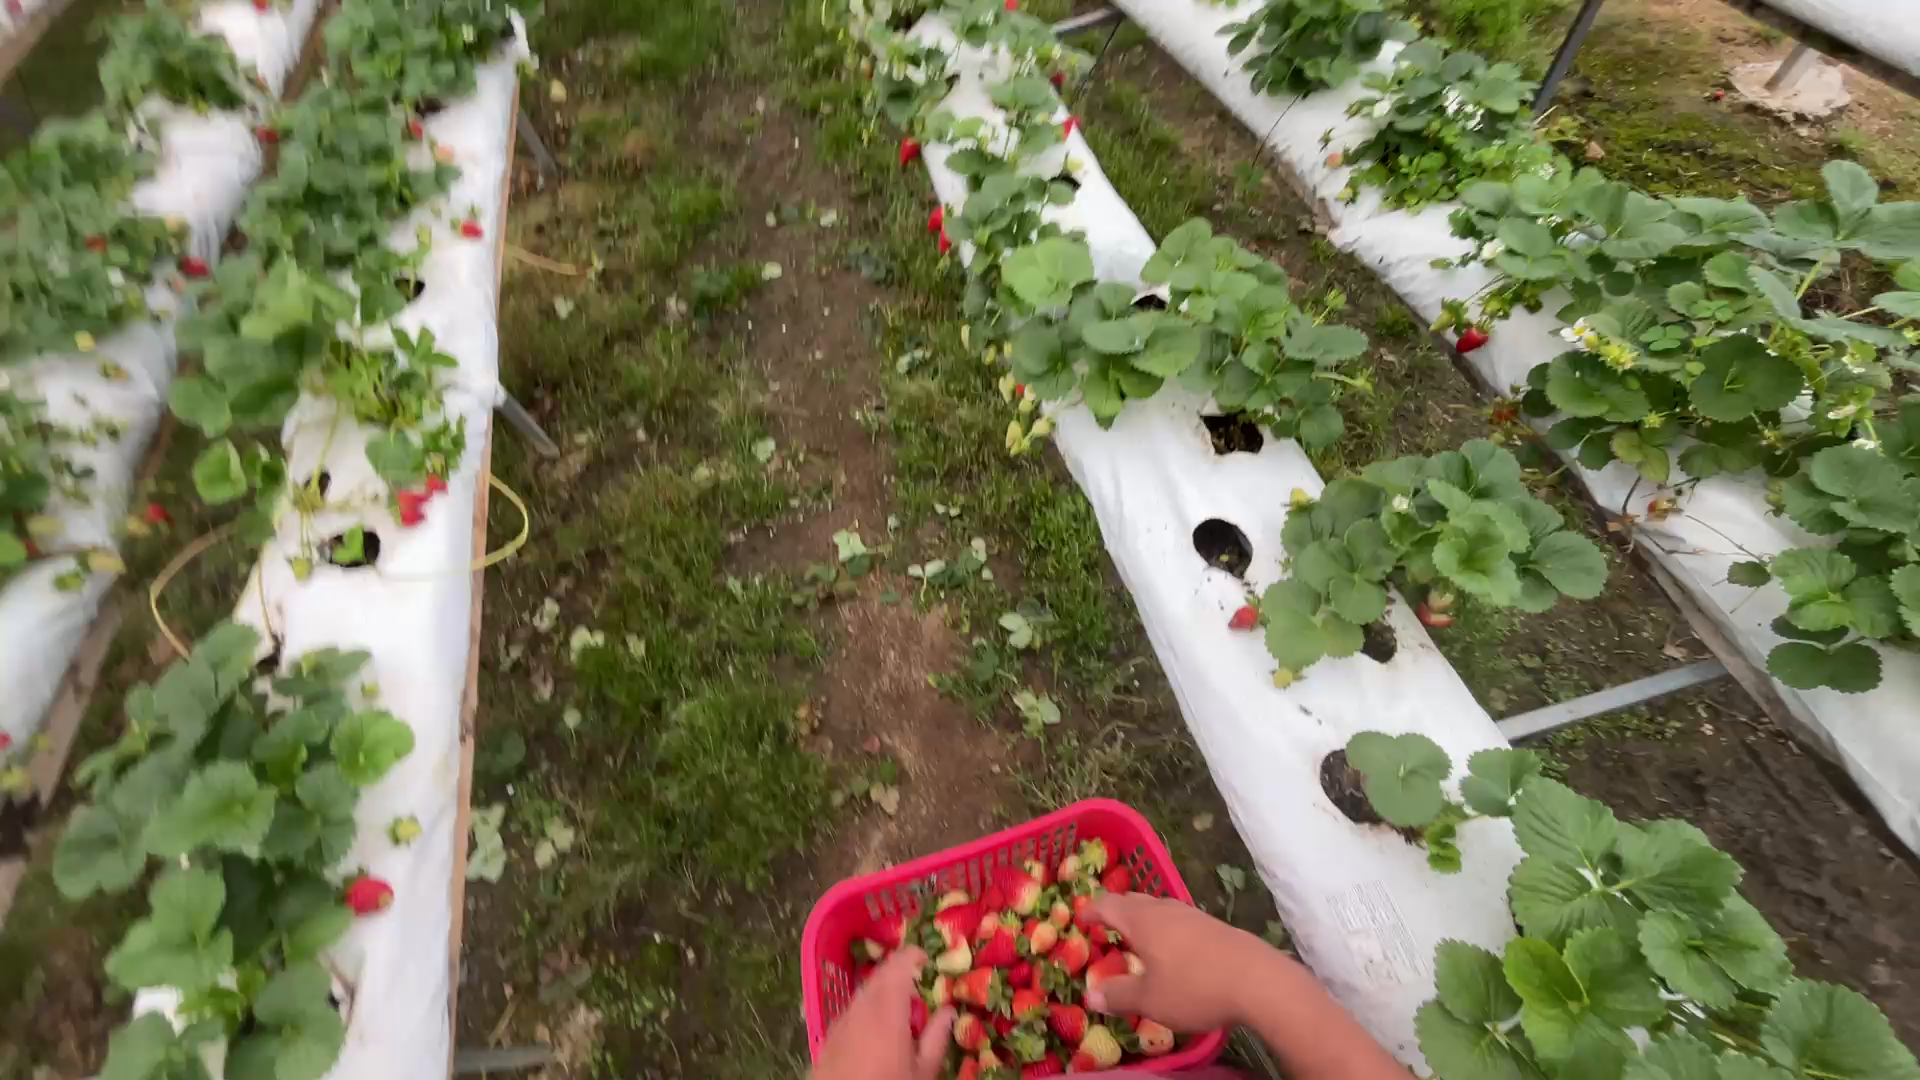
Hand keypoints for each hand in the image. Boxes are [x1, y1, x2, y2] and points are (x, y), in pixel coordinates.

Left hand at [810, 947, 954, 1079]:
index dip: (915, 954)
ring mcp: (843, 1018)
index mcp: (888, 1007)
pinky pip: (852, 1009)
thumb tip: (949, 1010)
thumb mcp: (922, 1072)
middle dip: (900, 974)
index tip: (928, 963)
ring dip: (882, 992)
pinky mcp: (830, 1035)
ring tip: (898, 1016)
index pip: (900, 962)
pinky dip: (866, 1010)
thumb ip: (937, 1037)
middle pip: (881, 973)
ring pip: (865, 990)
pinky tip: (874, 1034)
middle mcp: (862, 1004)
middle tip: (917, 992)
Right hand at [1083, 891, 1275, 1030]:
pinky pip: (1175, 916)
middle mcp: (1161, 908)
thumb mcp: (1151, 1000)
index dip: (1090, 911)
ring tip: (1137, 937)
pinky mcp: (1209, 923)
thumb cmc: (1195, 987)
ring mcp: (1188, 912)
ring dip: (1140, 917)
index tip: (1079, 919)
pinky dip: (1163, 925)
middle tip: (1105, 927)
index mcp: (1140, 919)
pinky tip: (1172, 946)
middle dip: (1114, 911)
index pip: (1106, 905)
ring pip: (1155, 906)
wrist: (1256, 979)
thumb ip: (1118, 995)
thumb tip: (1089, 995)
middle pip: (1130, 900)